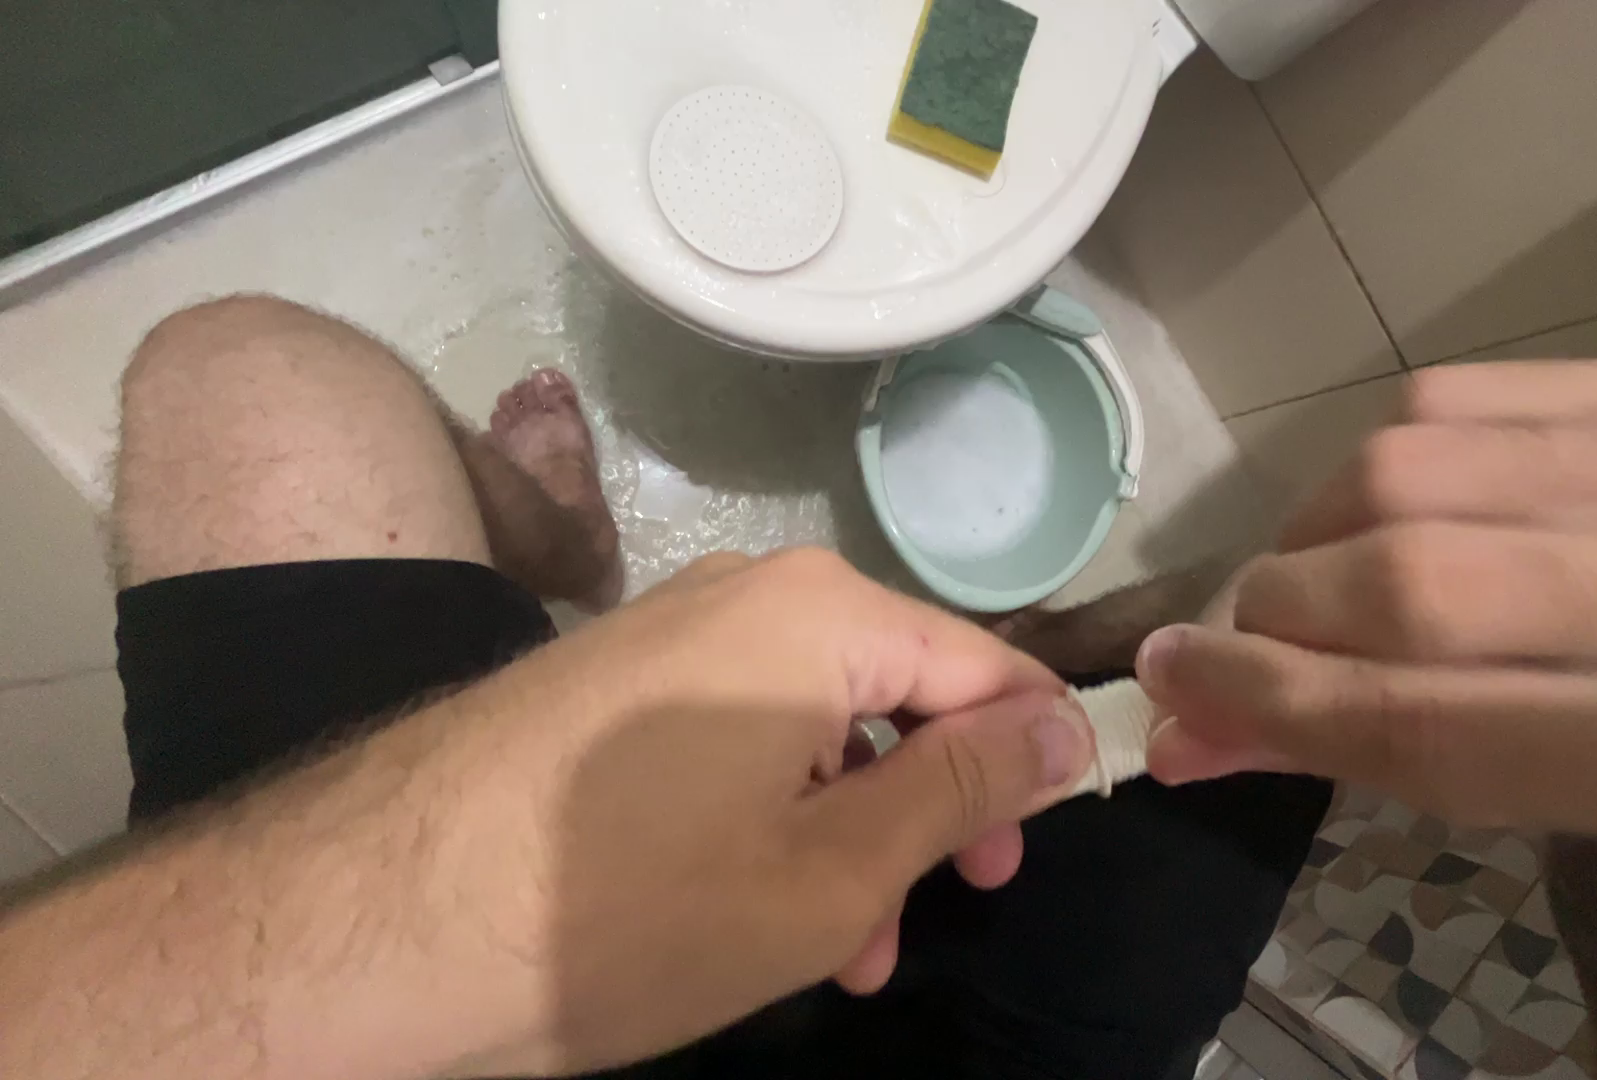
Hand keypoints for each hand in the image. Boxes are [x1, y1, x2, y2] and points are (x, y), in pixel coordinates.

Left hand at [438, 549, 1090, 1075]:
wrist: (352, 929)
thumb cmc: (628, 906)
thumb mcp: (833, 867)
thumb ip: (964, 786)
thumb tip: (1065, 731)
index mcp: (826, 614)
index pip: (980, 663)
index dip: (1033, 741)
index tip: (1058, 818)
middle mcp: (764, 590)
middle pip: (906, 685)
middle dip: (943, 796)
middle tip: (967, 891)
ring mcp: (694, 624)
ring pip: (833, 716)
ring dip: (864, 818)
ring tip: (859, 935)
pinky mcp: (644, 670)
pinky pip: (761, 722)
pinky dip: (793, 801)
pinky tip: (779, 891)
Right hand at [1140, 360, 1596, 845]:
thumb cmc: (1580, 757)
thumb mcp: (1449, 785)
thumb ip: (1301, 746)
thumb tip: (1164, 729)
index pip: (1422, 722)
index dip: (1265, 696)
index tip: (1165, 675)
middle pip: (1409, 582)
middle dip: (1276, 611)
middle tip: (1236, 632)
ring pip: (1403, 473)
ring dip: (1308, 534)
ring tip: (1317, 575)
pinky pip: (1434, 400)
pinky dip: (1367, 462)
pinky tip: (1387, 511)